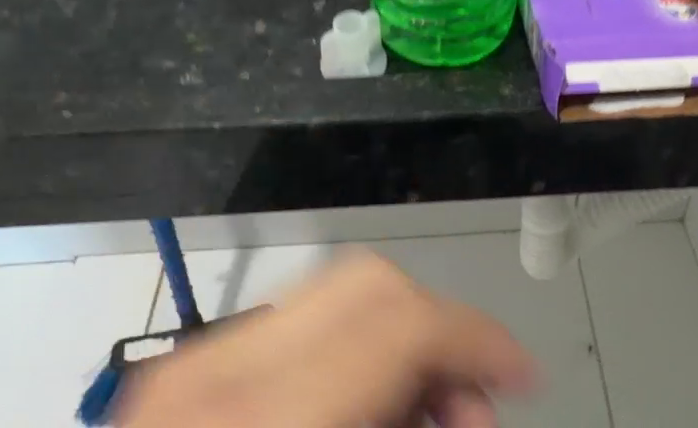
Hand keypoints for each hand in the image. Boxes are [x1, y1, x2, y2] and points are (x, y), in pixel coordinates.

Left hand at [117, 250, 536, 427]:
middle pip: (368, 284)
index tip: (520, 373)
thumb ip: (421, 424)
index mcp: (263, 415)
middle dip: (438, 330)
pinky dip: (344, 356)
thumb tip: (473, 405)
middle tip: (470, 405)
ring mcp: (187, 367)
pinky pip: (288, 332)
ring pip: (331, 296)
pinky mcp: (178, 379)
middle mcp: (218, 369)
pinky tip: (362, 409)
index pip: (400, 319)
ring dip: (395, 338)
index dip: (478, 336)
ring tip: (421, 412)